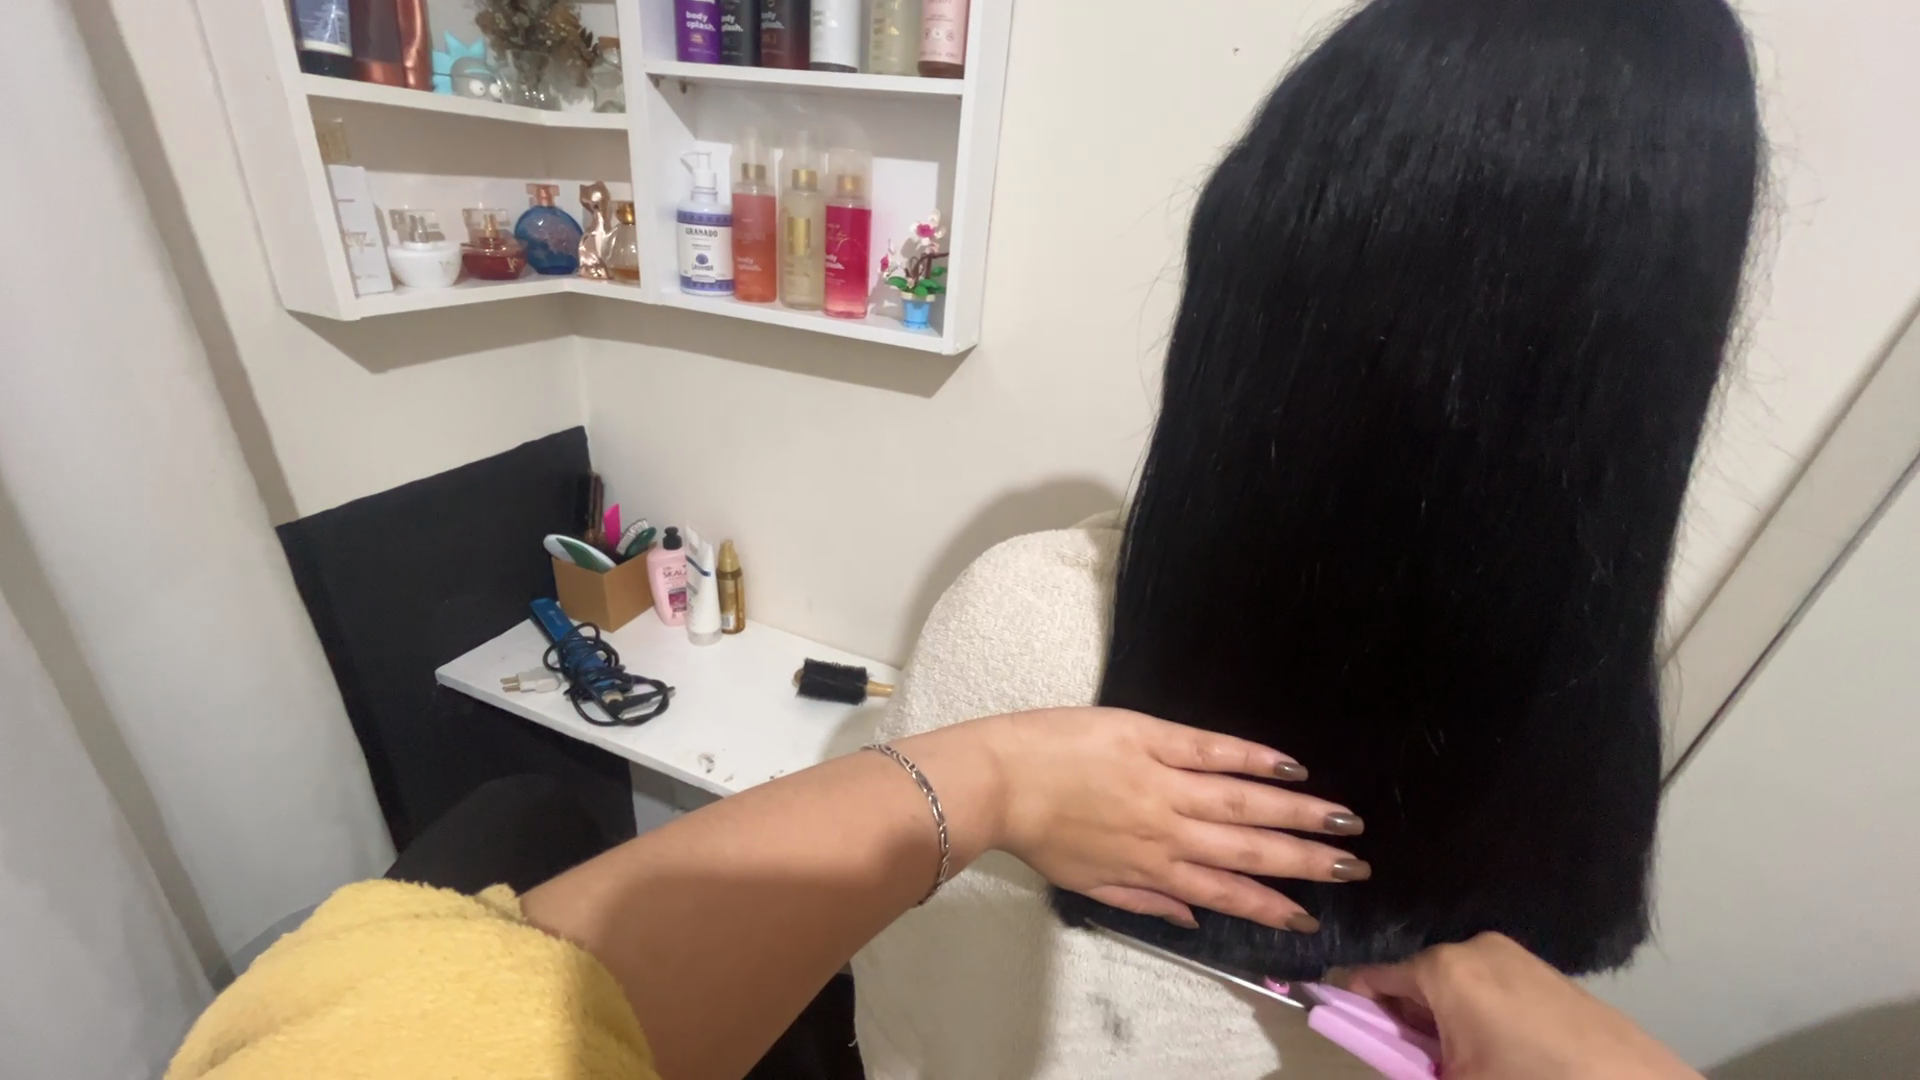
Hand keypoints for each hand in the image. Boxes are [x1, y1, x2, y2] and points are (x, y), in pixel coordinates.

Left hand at [902, 707, 1365, 929]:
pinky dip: (1250, 758)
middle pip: (1246, 850)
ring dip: (1295, 813)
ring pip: (1240, 801)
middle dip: (1304, 861)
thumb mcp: (1085, 883)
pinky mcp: (1148, 736)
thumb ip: (1141, 902)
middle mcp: (1166, 829)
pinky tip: (1288, 766)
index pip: (1223, 891)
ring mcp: (1161, 780)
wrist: (998, 778)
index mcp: (1150, 866)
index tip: (1312, 915)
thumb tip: (1193, 919)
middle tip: (1354, 866)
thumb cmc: (1036, 831)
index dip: (1270, 905)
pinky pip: (1209, 749)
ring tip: (1342, 821)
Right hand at [1347, 933, 1701, 1079]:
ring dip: (1453, 1024)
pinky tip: (1521, 1061)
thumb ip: (1409, 1070)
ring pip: (1458, 987)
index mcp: (1442, 968)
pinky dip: (1491, 1021)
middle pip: (1416, 982)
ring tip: (1483, 1068)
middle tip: (1436, 1067)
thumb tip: (1389, 1060)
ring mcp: (1516, 957)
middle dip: (1415, 1024)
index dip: (1358, 1009)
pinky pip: (1497, 991)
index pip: (1372, 978)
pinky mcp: (1552, 975)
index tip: (1361, 1038)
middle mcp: (1472, 948)